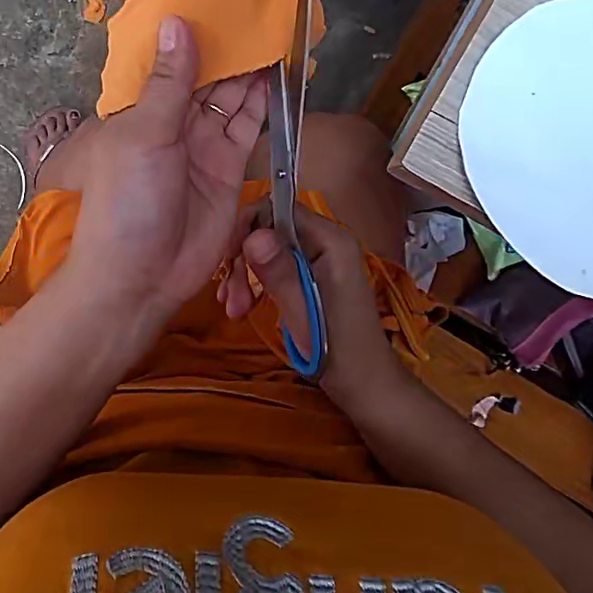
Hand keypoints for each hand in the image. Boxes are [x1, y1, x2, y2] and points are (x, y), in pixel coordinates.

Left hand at [66, 16, 269, 324]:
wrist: (142, 275)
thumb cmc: (127, 202)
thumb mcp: (144, 135)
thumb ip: (169, 83)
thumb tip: (175, 23)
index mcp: (141, 109)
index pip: (170, 61)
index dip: (193, 33)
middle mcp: (173, 123)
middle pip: (206, 77)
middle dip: (228, 48)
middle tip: (257, 10)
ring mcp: (203, 146)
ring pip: (230, 98)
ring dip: (249, 70)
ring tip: (272, 33)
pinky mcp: (229, 169)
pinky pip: (247, 128)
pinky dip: (261, 103)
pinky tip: (274, 75)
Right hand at [216, 203, 387, 370]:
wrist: (366, 384)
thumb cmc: (336, 352)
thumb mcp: (301, 313)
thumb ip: (278, 272)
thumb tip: (252, 234)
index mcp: (331, 241)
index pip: (277, 208)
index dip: (246, 229)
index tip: (227, 261)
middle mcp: (328, 240)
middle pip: (270, 227)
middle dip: (244, 258)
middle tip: (230, 298)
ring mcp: (322, 257)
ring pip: (270, 247)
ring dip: (246, 273)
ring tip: (235, 309)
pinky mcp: (315, 274)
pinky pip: (278, 264)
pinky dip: (258, 281)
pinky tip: (244, 306)